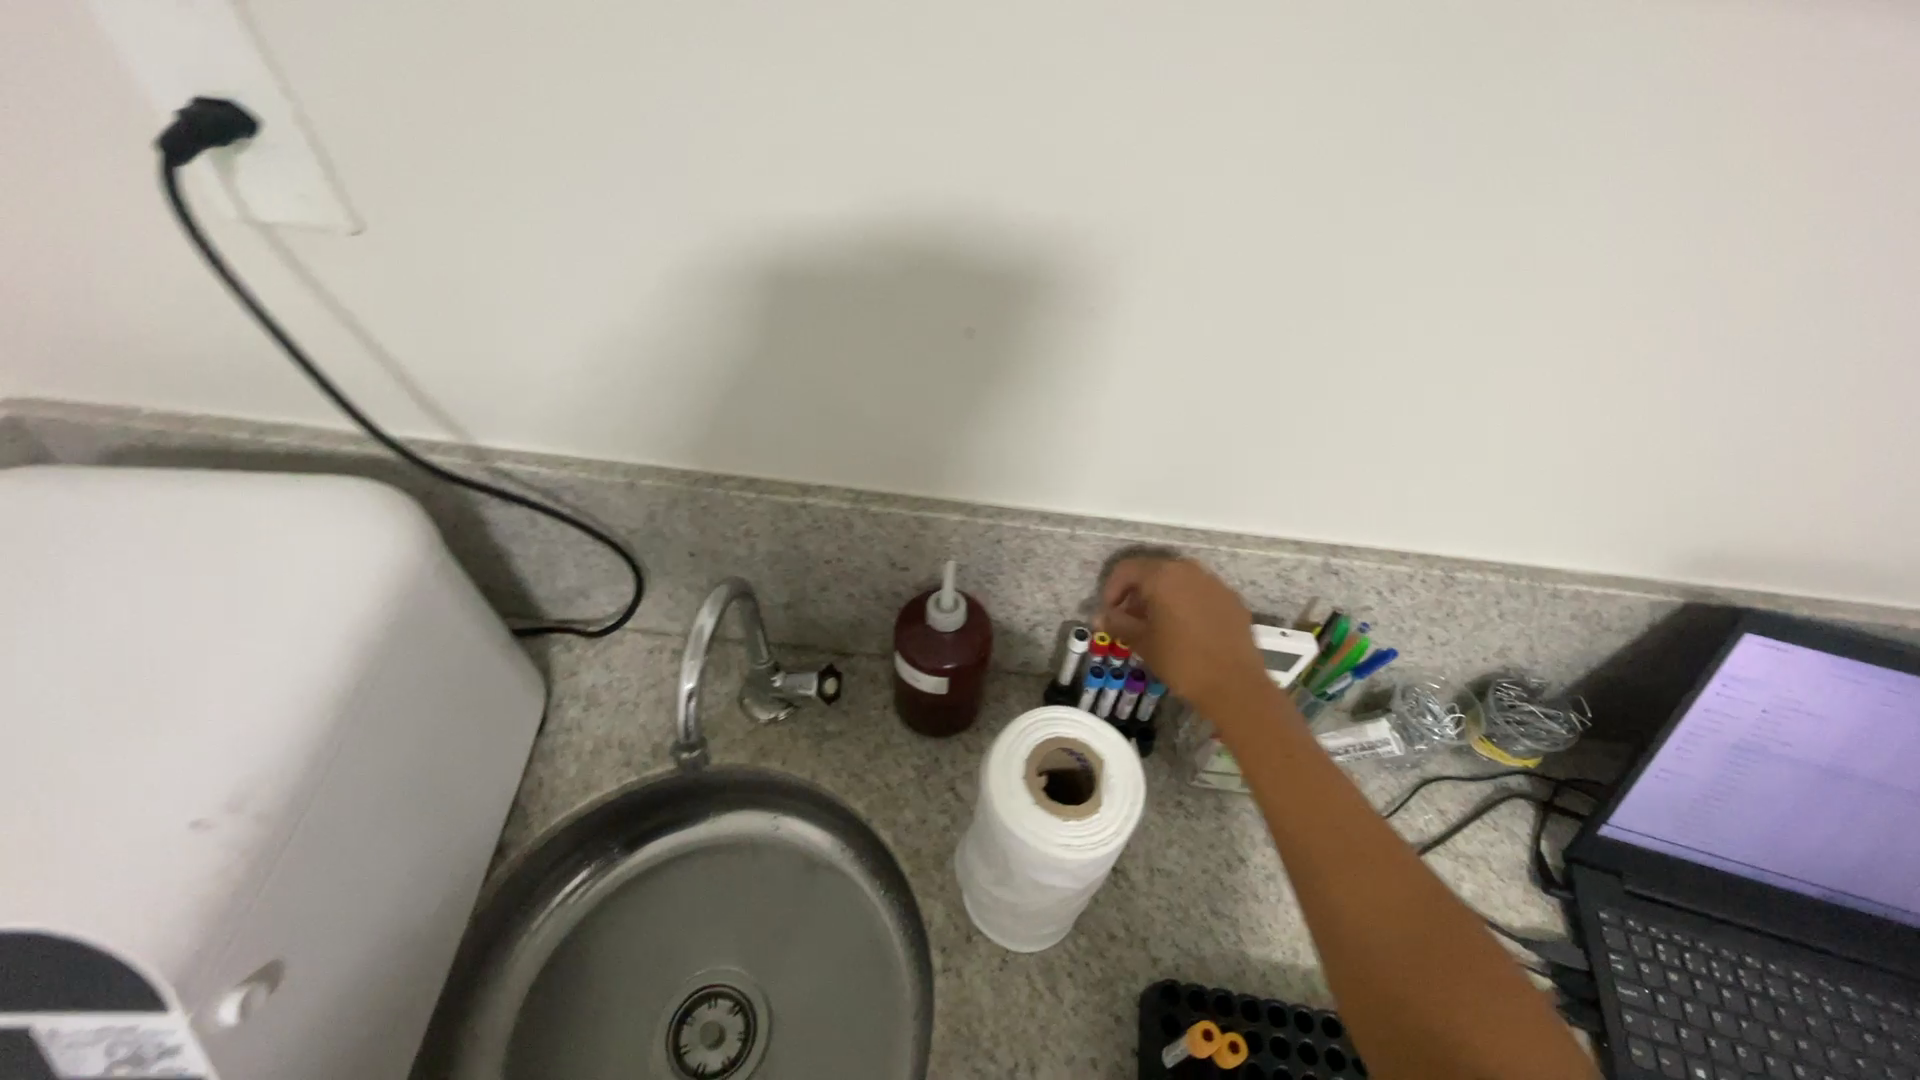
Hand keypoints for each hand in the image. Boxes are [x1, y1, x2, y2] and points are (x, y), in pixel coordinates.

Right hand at [1096, 555, 1269, 714]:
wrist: (1234, 684)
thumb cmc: (1180, 661)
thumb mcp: (1142, 642)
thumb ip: (1118, 623)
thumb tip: (1100, 616)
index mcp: (1163, 576)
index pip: (1127, 569)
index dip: (1112, 589)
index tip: (1109, 614)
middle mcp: (1189, 570)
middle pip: (1154, 572)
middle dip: (1137, 593)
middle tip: (1130, 620)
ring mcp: (1215, 583)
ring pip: (1179, 581)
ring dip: (1162, 597)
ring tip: (1157, 626)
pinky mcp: (1232, 600)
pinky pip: (1201, 593)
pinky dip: (1186, 604)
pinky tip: (1185, 631)